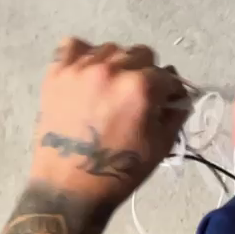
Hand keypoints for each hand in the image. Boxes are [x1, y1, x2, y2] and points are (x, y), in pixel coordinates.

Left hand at [27, 38, 187, 207]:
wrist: (69, 187)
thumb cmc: (119, 170)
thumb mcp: (161, 145)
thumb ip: (175, 112)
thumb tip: (178, 94)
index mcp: (141, 87)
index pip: (166, 75)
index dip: (168, 91)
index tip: (164, 102)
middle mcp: (112, 69)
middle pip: (141, 54)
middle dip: (144, 74)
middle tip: (135, 98)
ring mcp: (81, 68)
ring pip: (110, 49)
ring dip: (116, 65)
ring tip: (109, 89)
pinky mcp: (56, 73)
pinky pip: (73, 46)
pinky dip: (83, 56)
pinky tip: (86, 74)